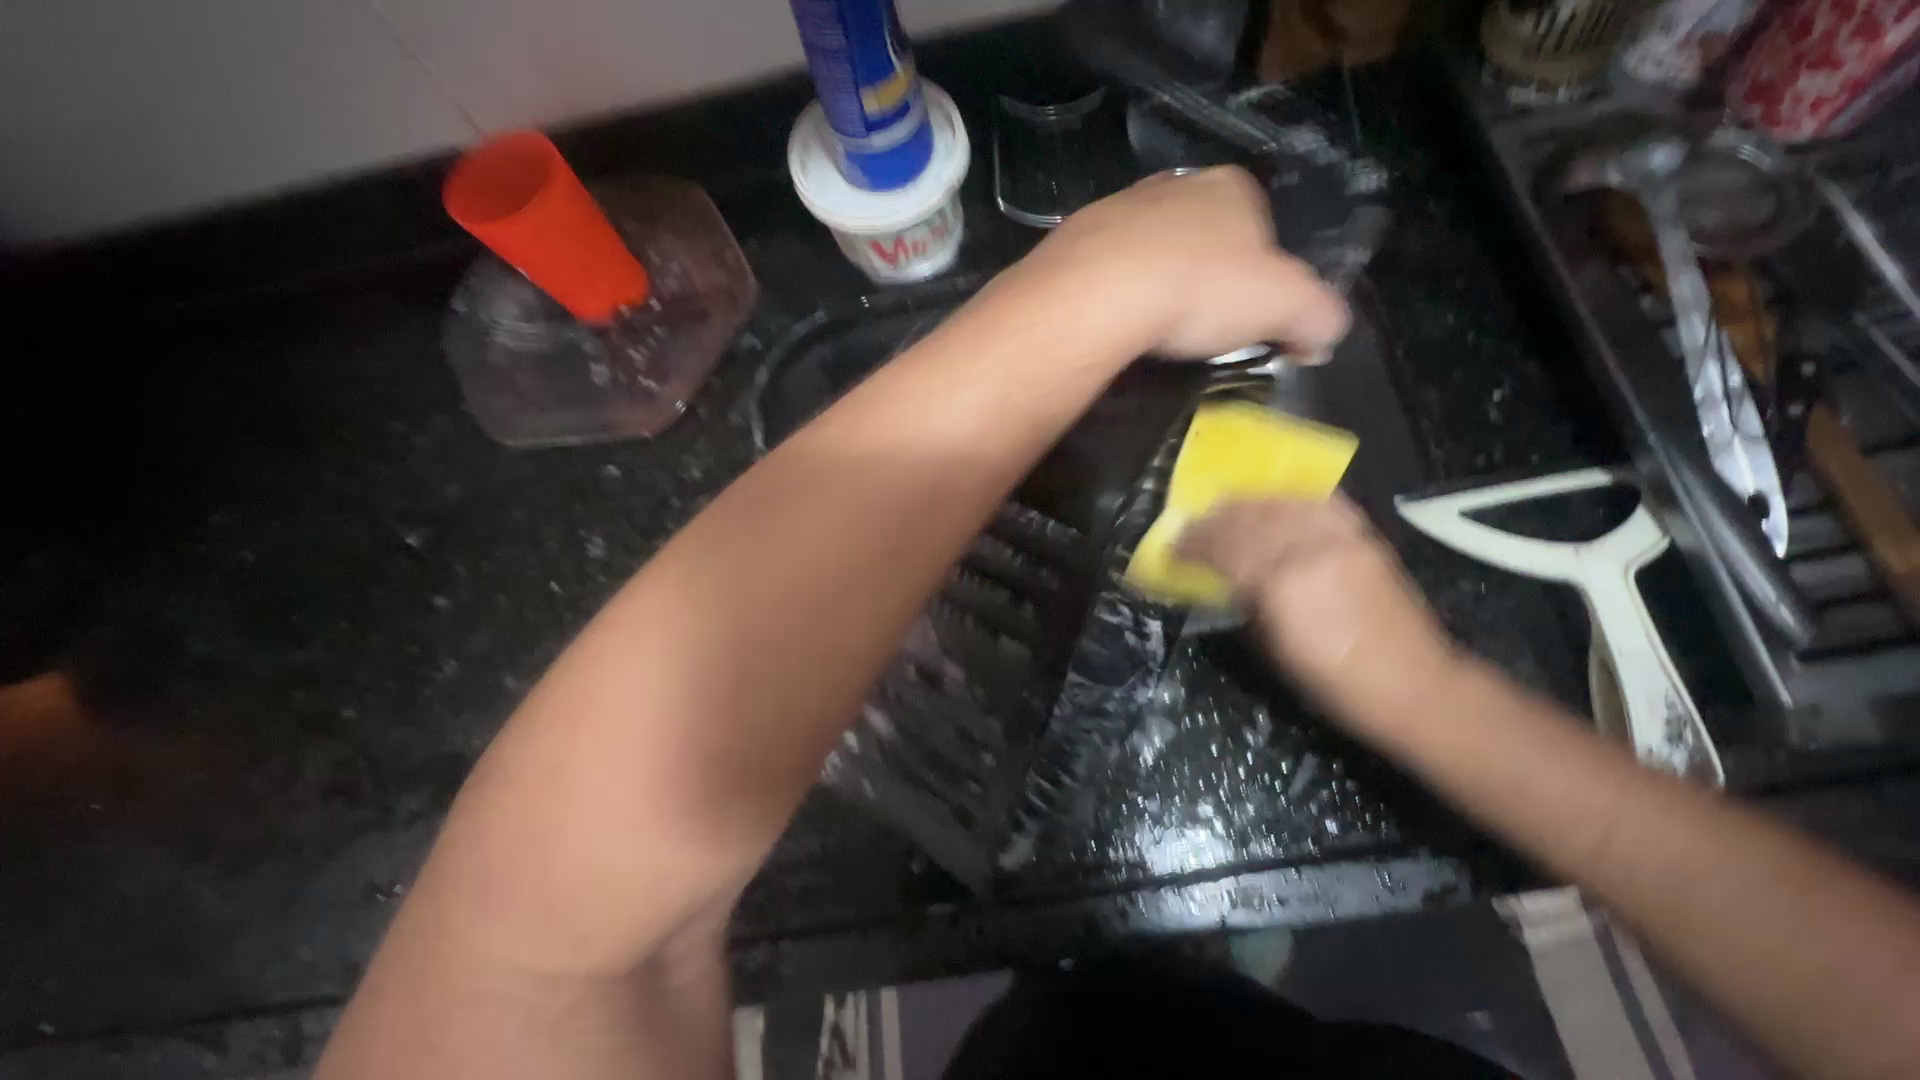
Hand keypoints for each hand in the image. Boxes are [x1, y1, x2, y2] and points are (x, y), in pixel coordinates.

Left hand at [1018, 167, 1350, 360]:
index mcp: (1232, 187)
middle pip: (1203, 236)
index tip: (1252, 316)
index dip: (1263, 274)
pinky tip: (1117, 323)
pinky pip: (1106, 270)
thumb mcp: (1287, 305)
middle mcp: (1174, 185)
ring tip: (1157, 329)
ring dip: (1157, 283)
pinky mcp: (1074, 239)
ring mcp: (1118, 208)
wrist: (1099, 292)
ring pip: (1151, 249)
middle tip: (1203, 326)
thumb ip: (1319, 315)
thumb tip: (1324, 335)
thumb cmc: (1202, 288)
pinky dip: (1115, 294)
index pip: (1262, 227)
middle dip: (1206, 276)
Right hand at [1177, 495, 1459, 726]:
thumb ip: (1246, 606)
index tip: (1172, 546)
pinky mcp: (1365, 538)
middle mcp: (1307, 550)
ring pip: (1282, 504)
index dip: (1191, 544)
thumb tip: (1226, 584)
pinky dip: (1295, 499)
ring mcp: (1340, 539)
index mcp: (1279, 585)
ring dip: (1248, 504)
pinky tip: (1280, 501)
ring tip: (1227, 507)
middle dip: (1214, 520)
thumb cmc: (1335, 686)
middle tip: (1191, 524)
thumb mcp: (1274, 653)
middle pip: (1248, 520)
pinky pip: (1323, 504)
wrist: (1415, 687)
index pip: (1222, 548)